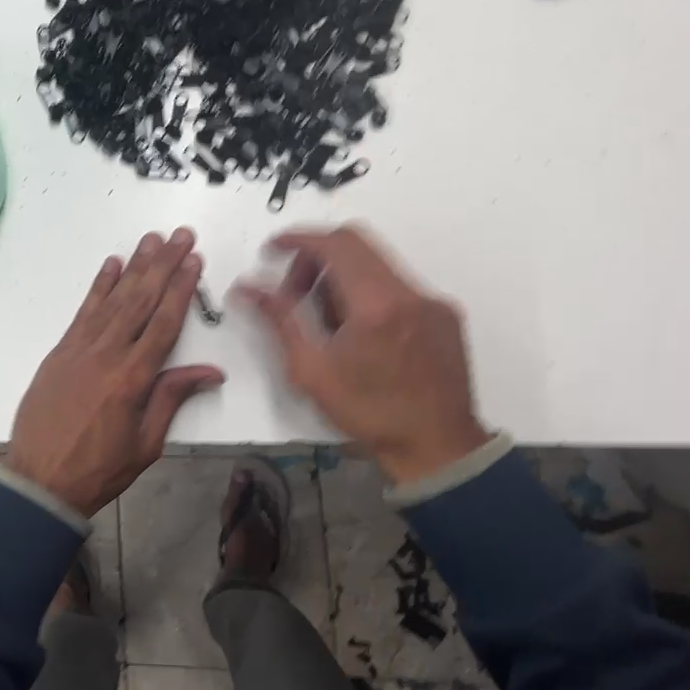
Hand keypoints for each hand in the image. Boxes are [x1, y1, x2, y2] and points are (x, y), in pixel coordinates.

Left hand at [5, 228, 224, 517]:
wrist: (40, 478)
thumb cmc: (99, 468)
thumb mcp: (146, 443)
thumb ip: (172, 399)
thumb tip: (211, 372)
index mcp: (133, 379)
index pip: (164, 323)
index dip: (180, 289)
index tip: (193, 261)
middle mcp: (107, 354)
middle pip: (140, 301)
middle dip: (163, 265)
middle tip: (179, 235)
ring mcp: (80, 349)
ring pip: (113, 299)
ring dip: (134, 267)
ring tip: (151, 240)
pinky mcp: (60, 351)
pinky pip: (83, 312)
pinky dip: (98, 286)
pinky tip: (111, 265)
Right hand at [231, 225, 489, 485]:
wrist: (439, 449)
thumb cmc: (368, 413)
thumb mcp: (311, 370)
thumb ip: (279, 319)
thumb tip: (245, 287)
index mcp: (376, 305)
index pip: (335, 244)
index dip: (297, 239)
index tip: (272, 250)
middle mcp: (410, 293)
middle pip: (355, 245)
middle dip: (316, 259)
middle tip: (294, 292)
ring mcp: (432, 302)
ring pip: (376, 265)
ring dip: (341, 278)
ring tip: (327, 322)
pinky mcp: (445, 315)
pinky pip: (397, 285)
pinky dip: (367, 293)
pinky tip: (359, 333)